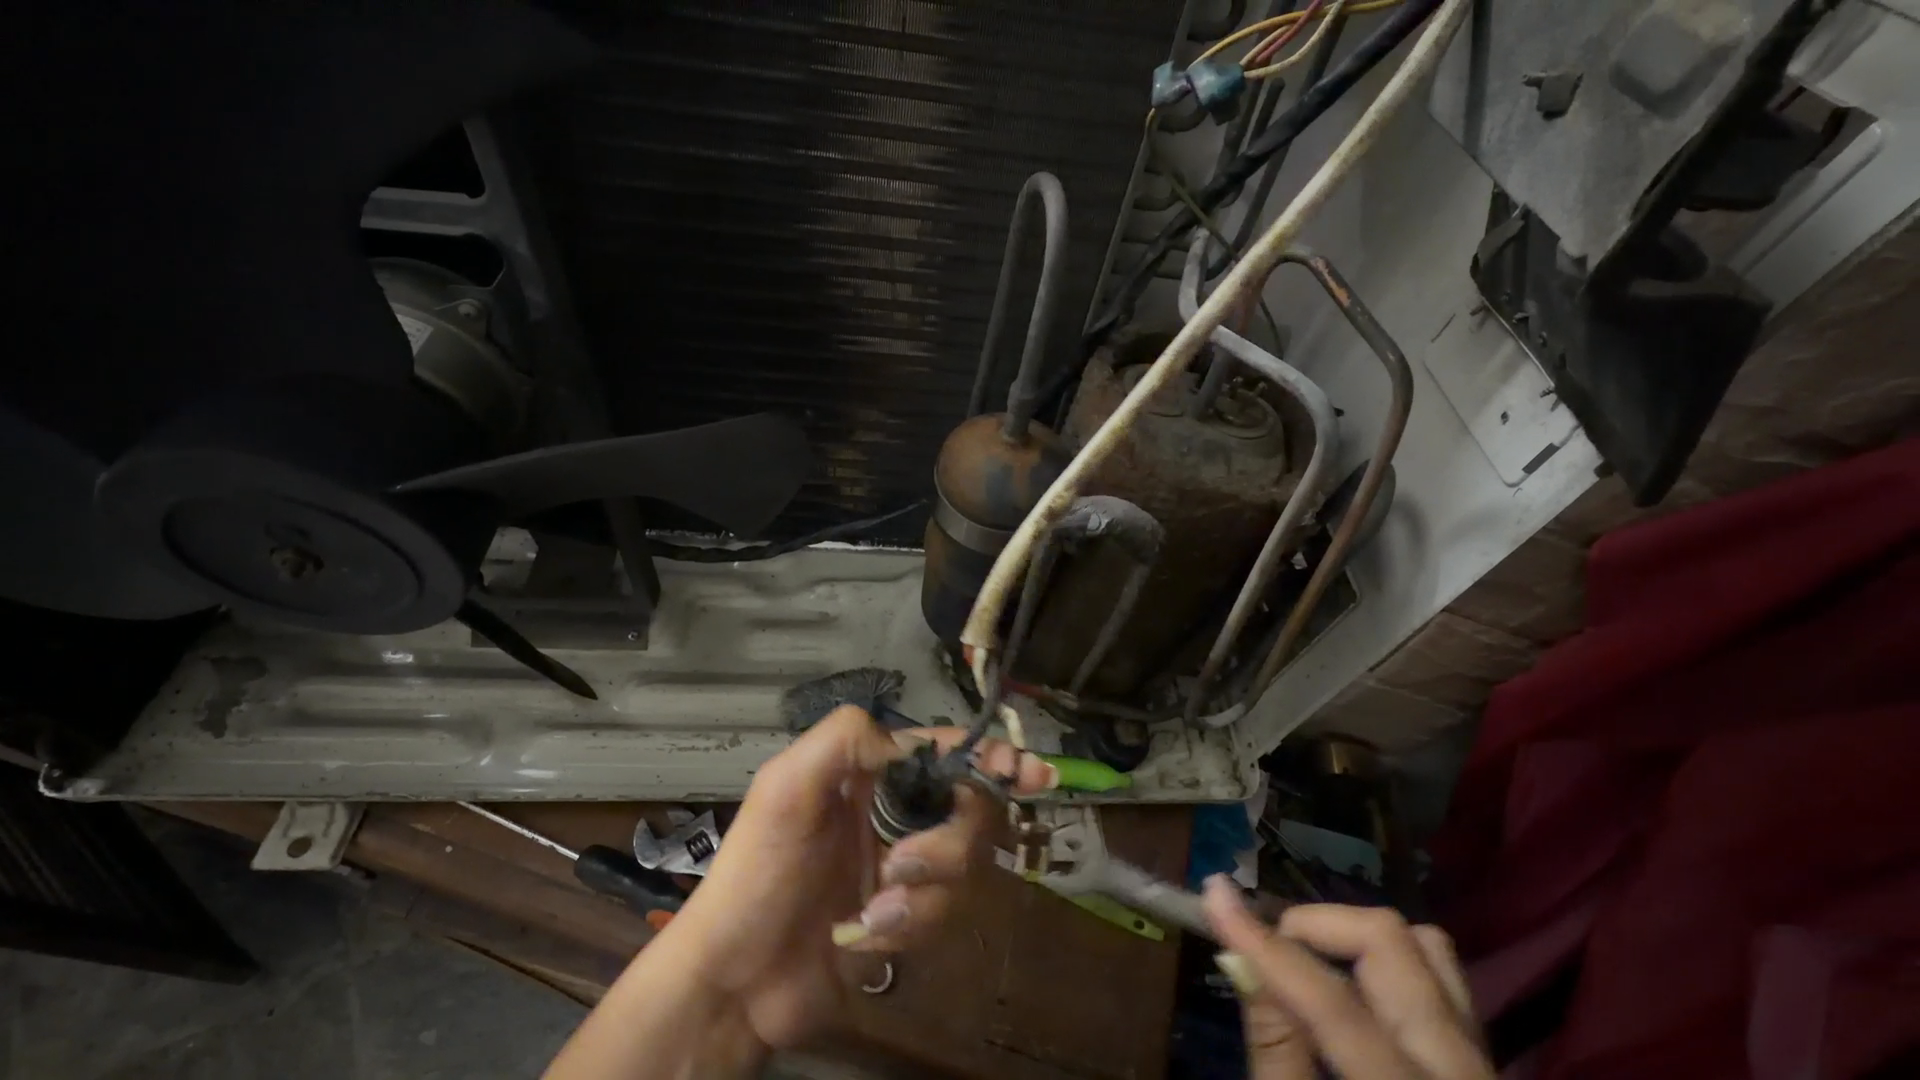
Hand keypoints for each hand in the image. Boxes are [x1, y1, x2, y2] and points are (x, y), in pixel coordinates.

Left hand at [660, 706, 1054, 1047]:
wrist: (736, 981)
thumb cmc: (755, 875)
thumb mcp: (784, 788)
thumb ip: (842, 739)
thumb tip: (908, 744)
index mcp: (867, 775)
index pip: (944, 751)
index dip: (992, 757)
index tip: (1032, 775)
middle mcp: (893, 814)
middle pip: (968, 811)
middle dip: (947, 844)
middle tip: (901, 867)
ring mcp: (903, 869)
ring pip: (964, 869)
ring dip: (923, 896)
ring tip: (871, 915)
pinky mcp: (907, 920)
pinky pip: (942, 916)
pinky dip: (906, 930)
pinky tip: (860, 938)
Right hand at [1202, 878, 1493, 1079]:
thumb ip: (1276, 1051)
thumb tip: (1244, 960)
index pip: (1330, 998)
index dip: (1263, 940)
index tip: (1213, 894)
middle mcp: (1461, 1071)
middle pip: (1392, 943)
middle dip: (1315, 927)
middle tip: (1265, 946)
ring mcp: (1483, 1064)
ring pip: (1428, 950)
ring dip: (1355, 941)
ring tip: (1305, 964)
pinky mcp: (1481, 1061)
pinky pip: (1438, 981)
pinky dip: (1384, 966)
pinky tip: (1347, 992)